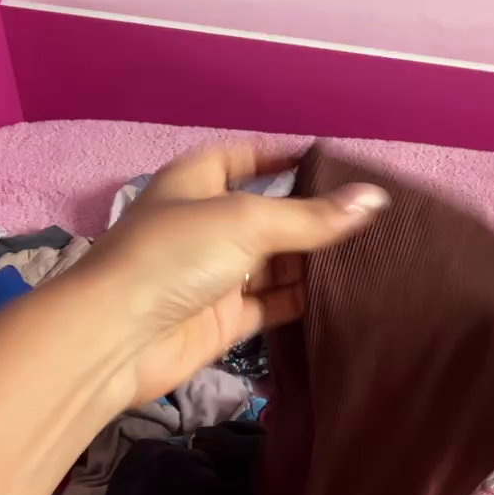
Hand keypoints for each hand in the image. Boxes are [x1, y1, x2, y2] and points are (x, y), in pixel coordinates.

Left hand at [60, 144, 386, 404]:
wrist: (120, 337)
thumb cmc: (174, 256)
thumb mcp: (245, 221)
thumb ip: (310, 218)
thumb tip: (374, 199)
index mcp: (196, 182)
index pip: (246, 158)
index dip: (284, 157)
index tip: (335, 164)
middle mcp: (206, 226)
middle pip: (268, 215)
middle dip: (313, 216)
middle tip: (371, 218)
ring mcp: (215, 276)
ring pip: (274, 264)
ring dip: (314, 262)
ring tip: (371, 255)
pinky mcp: (224, 321)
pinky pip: (272, 305)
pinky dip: (303, 301)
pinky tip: (344, 295)